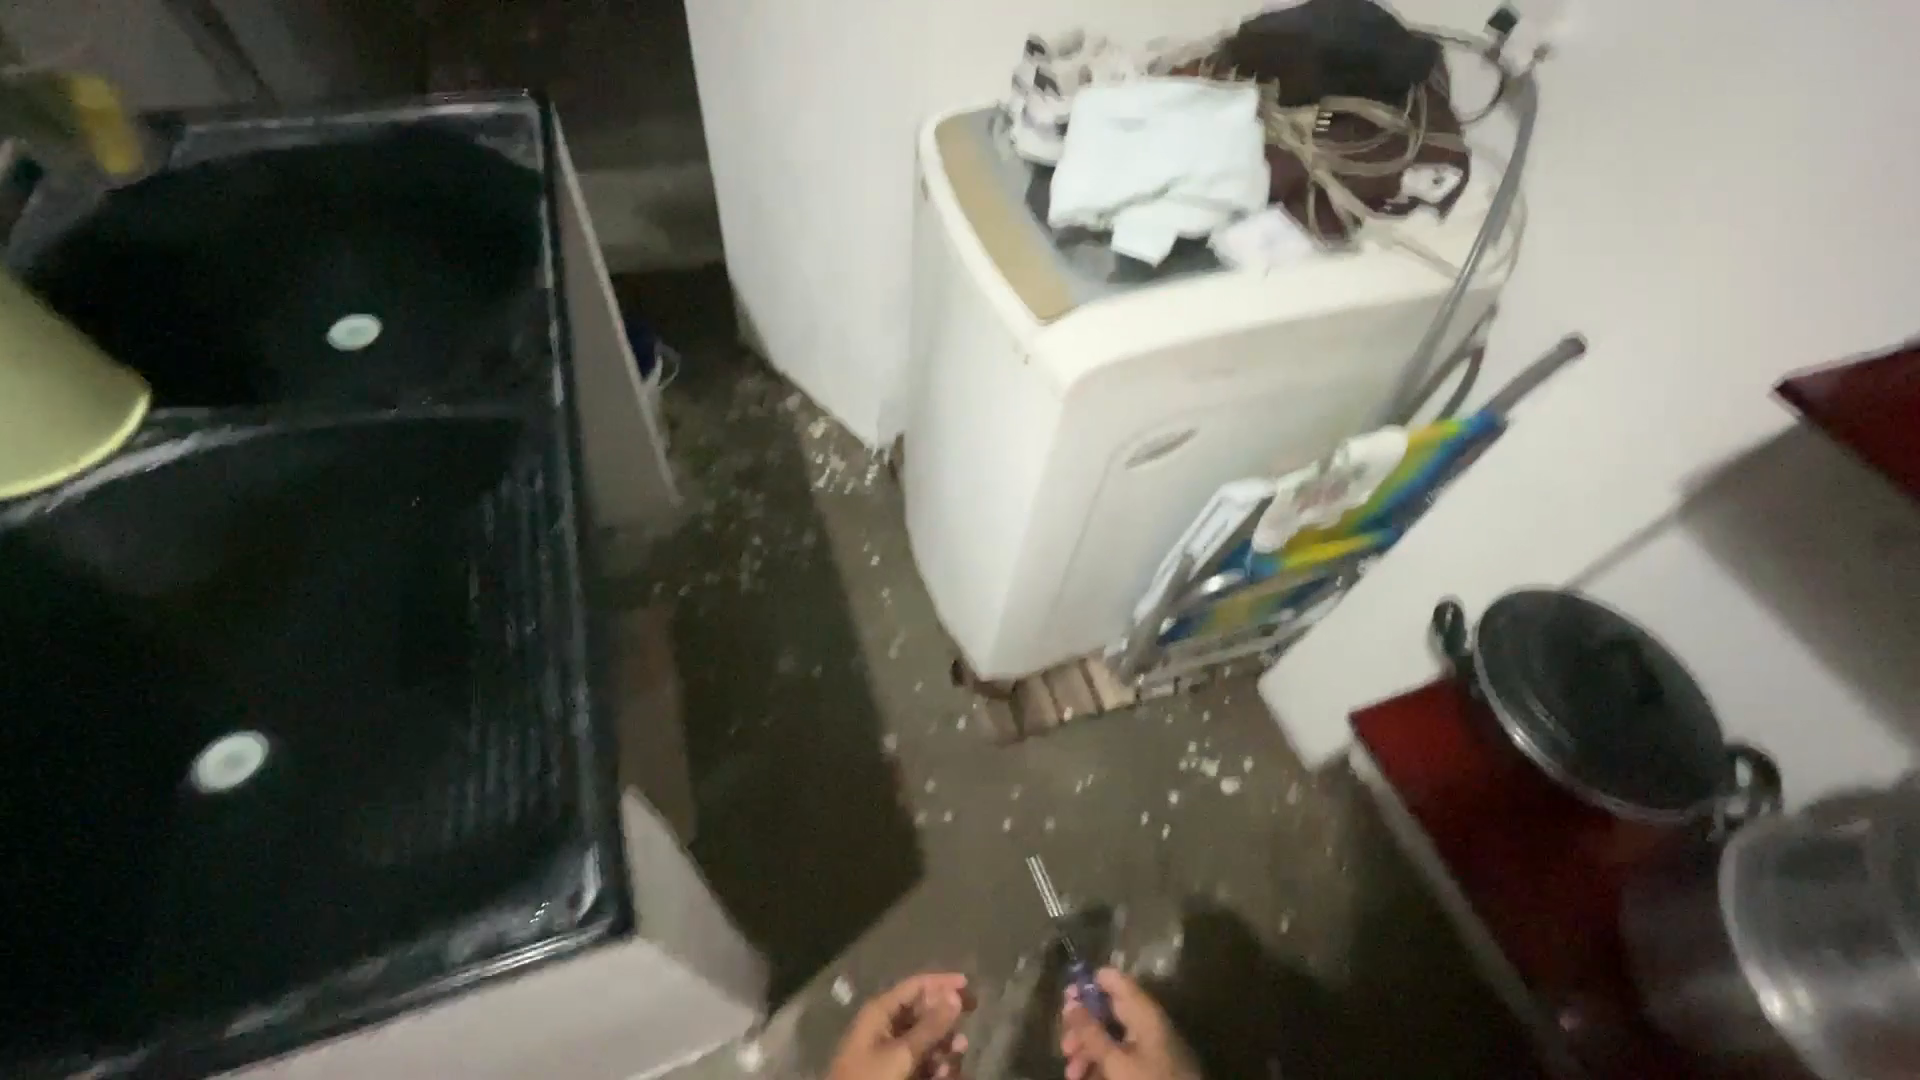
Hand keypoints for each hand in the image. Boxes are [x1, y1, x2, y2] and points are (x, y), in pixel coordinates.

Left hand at [827, 973, 971, 1079]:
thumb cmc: (870, 1079)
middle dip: (945, 1024)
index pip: (916, 985)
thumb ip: (930, 1026)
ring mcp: (888, 1050)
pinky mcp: (892, 1072)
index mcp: (881, 1011)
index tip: (968, 985)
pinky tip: (944, 1076)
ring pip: (924, 1040)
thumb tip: (955, 995)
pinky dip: (934, 1066)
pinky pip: (919, 1061)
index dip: (942, 982)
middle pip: (922, 1012)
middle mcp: (885, 1025)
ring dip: (942, 1049)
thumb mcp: (902, 1054)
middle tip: (964, 1036)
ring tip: (952, 1063)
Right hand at [1060, 969, 1198, 1079]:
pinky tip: (1085, 1077)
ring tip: (1072, 1072)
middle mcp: (1146, 1021)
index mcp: (1143, 1010)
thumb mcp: (1116, 1061)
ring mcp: (1149, 1045)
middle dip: (1082, 1027)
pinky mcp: (1150, 1066)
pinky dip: (1101, 1064)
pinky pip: (1120, 1055)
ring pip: (1110, 1036)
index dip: (1087, 983)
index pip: (1113, 979)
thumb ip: (1091, 1032)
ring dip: (1087, 1050)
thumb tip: (1070, 1003)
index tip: (1066, 1001)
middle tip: (1065, 1046)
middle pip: (1107, 1009)